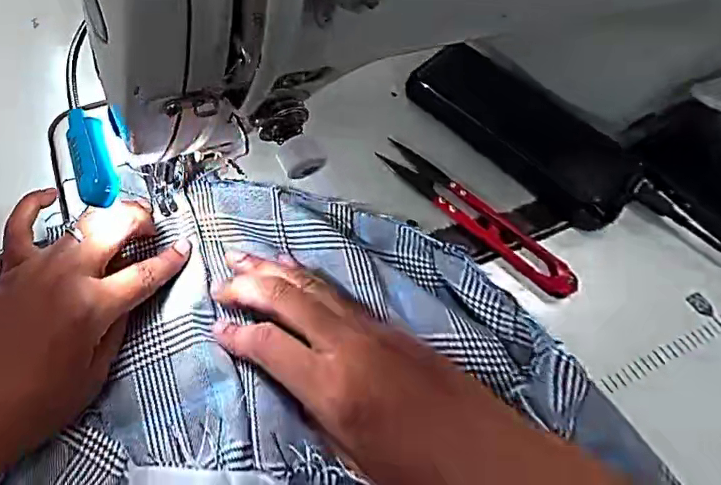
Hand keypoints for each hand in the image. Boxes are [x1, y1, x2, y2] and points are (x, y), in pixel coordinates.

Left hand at [0, 191, 191, 484]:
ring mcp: (38, 264)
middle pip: (113, 228)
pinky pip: (22, 221)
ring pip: (79, 220)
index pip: (142, 274)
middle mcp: (66, 275)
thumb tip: (129, 298)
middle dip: (140, 219)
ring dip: (106, 212)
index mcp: (91, 306)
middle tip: (152, 226)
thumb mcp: (93, 374)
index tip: (180, 250)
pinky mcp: (13, 264)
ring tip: (120, 215)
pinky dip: (35, 203)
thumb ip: (116, 328)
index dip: (167, 261)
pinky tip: (49, 196)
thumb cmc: (32, 402)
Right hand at [213, 252, 623, 484]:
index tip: (218, 330)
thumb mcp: (358, 463)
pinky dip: (305, 273)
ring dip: (271, 268)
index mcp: (334, 388)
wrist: (502, 466)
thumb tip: (287, 385)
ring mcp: (370, 328)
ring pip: (308, 283)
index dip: (236, 335)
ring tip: (242, 257)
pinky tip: (291, 265)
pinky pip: (334, 288)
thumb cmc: (427, 478)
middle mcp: (347, 346)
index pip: (267, 344)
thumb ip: (315, 417)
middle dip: (246, 286)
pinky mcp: (388, 324)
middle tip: (220, 285)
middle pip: (283, 297)